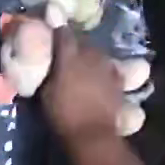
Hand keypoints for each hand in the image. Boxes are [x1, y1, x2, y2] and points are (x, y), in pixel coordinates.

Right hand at [42, 31, 126, 145]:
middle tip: (67, 53)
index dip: (58, 31)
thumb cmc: (63, 114)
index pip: (63, 33)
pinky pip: (110, 68)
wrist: (92, 134)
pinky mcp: (118, 80)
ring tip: (85, 64)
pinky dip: (105, 70)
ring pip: (98, 53)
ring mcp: (106, 67)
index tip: (52, 32)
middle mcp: (90, 56)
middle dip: (75, 45)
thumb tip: (48, 66)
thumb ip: (48, 74)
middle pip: (83, 42)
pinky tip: (101, 76)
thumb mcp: (45, 93)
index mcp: (69, 56)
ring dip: (91, 56)